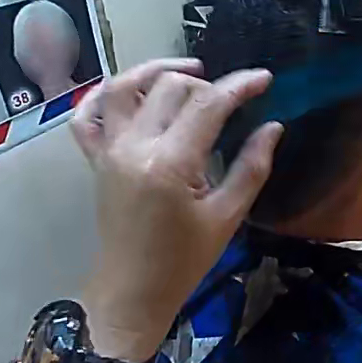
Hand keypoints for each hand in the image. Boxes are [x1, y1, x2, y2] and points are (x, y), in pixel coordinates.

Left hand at [68, 59, 282, 359]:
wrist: (132, 290)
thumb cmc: (185, 259)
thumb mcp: (229, 215)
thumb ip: (252, 166)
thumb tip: (273, 126)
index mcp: (170, 163)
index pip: (208, 104)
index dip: (240, 86)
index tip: (264, 79)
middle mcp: (134, 147)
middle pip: (170, 87)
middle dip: (207, 84)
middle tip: (231, 101)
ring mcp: (108, 150)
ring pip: (125, 87)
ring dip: (158, 71)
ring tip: (189, 72)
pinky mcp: (95, 159)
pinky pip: (88, 115)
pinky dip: (107, 94)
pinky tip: (134, 90)